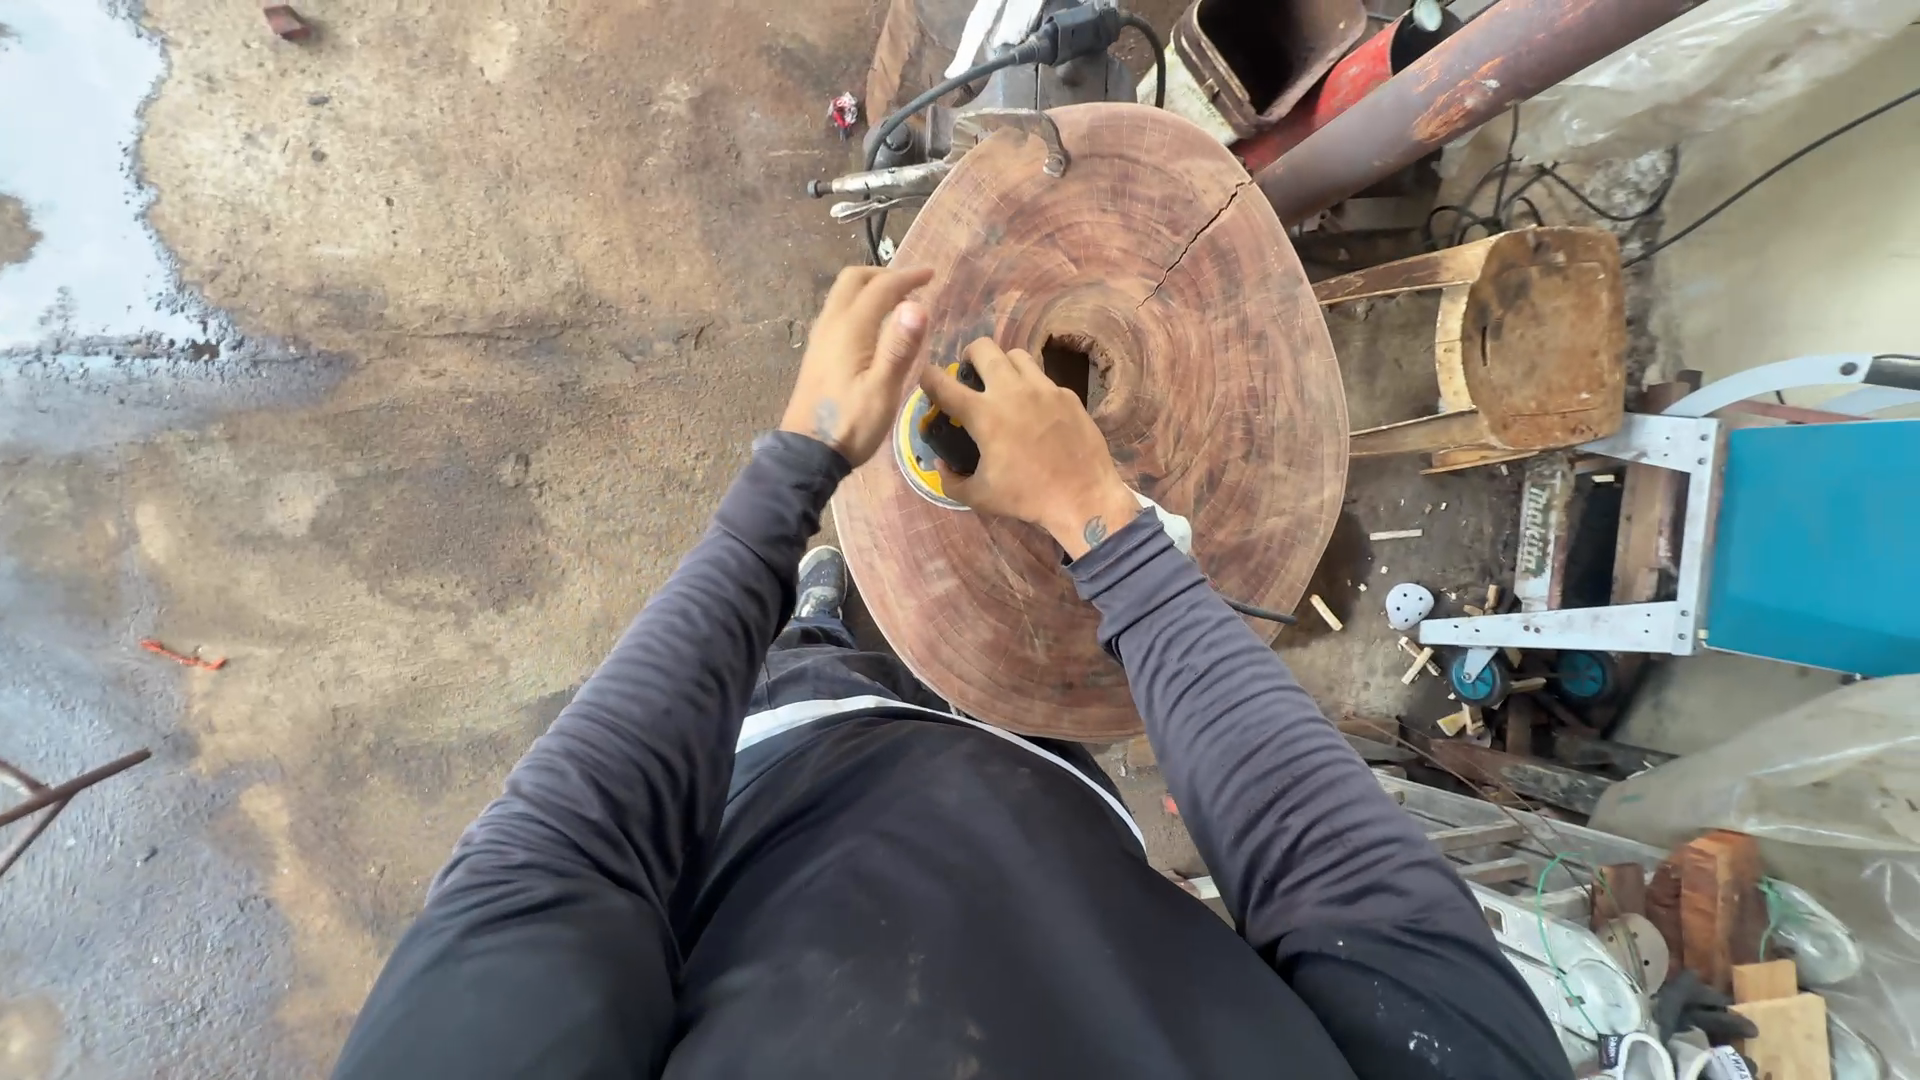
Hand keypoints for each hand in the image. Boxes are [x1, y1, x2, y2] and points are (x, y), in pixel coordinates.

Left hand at [780, 266, 934, 464]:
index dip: (908, 278)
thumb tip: (916, 306)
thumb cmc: (851, 424)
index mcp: (850, 328)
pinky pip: (838, 313)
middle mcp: (831, 325)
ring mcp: (820, 338)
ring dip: (870, 289)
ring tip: (897, 303)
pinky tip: (873, 328)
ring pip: (843, 296)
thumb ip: (899, 347)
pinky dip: (860, 306)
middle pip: (854, 280)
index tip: (931, 275)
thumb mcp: (882, 390)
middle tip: (911, 285)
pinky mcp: (817, 354)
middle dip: (884, 275)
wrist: (808, 452)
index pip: (882, 288)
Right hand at [919, 338, 1138, 557]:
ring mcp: (1043, 388)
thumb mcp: (979, 497)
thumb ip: (951, 480)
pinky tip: (1034, 407)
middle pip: (983, 347)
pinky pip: (1043, 377)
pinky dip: (1031, 385)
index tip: (928, 381)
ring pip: (1016, 355)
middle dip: (969, 356)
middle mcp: (1011, 391)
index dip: (928, 377)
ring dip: (1003, 364)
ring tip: (1003, 384)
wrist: (1082, 497)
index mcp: (984, 414)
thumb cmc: (1027, 498)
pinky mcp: (1067, 394)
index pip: (943, 383)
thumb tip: (941, 464)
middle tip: (971, 375)